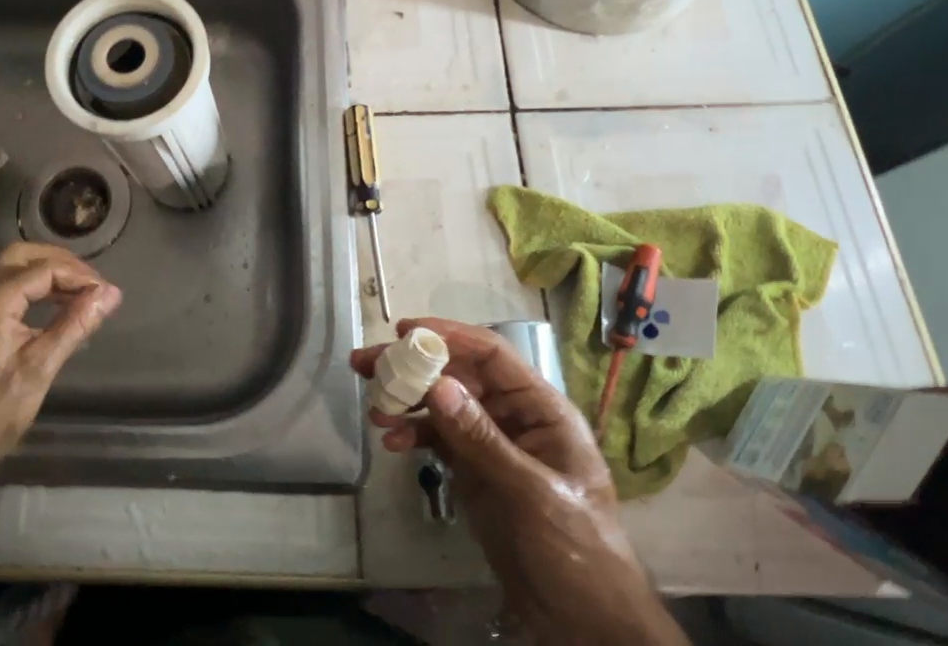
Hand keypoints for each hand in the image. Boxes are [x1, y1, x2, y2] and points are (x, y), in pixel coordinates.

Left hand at [0, 242, 121, 488]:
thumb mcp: (39, 369)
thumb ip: (74, 325)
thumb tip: (111, 294)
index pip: (44, 269)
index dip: (80, 276)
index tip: (109, 295)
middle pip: (23, 256)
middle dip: (62, 263)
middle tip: (94, 284)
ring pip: (11, 268)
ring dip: (47, 272)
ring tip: (81, 294)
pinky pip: (3, 286)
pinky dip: (32, 286)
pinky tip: (54, 307)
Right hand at [351, 319, 685, 645]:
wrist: (583, 617)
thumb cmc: (575, 548)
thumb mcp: (531, 492)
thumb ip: (483, 440)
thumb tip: (438, 386)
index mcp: (541, 409)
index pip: (492, 356)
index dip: (450, 336)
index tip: (405, 330)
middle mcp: (514, 417)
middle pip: (458, 376)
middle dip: (414, 367)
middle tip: (365, 362)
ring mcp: (492, 445)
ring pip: (443, 406)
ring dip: (407, 402)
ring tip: (373, 407)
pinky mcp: (475, 472)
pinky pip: (439, 440)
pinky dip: (414, 435)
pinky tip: (393, 442)